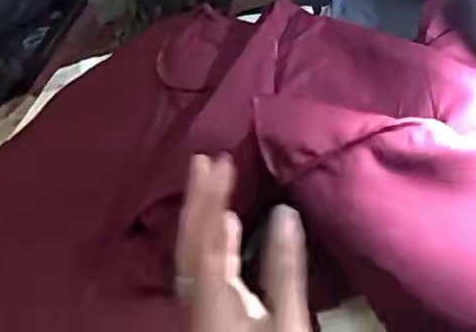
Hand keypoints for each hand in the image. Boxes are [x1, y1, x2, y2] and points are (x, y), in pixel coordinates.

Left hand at [175, 155, 311, 331]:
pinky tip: (214, 231)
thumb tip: (283, 212)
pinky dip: (201, 241)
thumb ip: (283, 268)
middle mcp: (197, 305)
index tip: (221, 161)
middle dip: (197, 202)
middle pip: (190, 248)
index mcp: (215, 302)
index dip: (211, 201)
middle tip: (203, 160)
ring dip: (196, 217)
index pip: (208, 242)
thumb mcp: (287, 321)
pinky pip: (194, 269)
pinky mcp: (204, 319)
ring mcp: (196, 314)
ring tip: (204, 184)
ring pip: (187, 258)